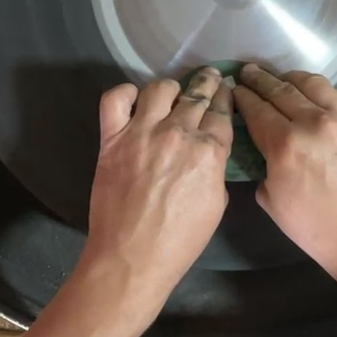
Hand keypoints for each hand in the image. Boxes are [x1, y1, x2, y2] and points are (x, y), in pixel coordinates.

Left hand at [81, 67, 234, 311]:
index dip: (225, 99)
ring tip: (171, 94)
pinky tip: (132, 99)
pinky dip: (125, 93)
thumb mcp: (216, 207)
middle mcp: (178, 133)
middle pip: (196, 95)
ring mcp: (142, 132)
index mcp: (209, 151)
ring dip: (170, 89)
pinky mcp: (112, 139)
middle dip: (206, 84)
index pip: (221, 112)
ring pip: (159, 89)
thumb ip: (216, 173)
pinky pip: (115, 99)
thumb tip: (209, 158)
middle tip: (207, 79)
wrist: (132, 257)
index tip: (225, 92)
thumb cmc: (179, 242)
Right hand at [233, 63, 336, 282]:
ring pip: (313, 83)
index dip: (243, 96)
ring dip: (292, 77)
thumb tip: (264, 149)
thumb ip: (263, 166)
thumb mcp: (272, 201)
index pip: (257, 108)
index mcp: (285, 145)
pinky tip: (315, 95)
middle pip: (281, 89)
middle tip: (249, 72)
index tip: (235, 89)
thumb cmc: (316, 228)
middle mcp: (315, 122)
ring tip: (282, 78)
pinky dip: (321, 91)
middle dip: (261, 79)